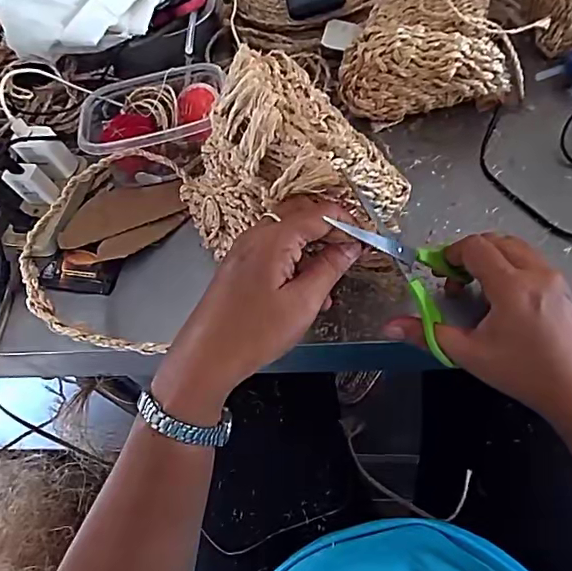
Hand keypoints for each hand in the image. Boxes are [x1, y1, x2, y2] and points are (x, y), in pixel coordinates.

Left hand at [153, 198, 360, 424]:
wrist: (206, 357)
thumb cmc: (253, 333)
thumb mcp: (303, 302)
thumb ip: (329, 269)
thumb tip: (349, 247)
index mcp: (272, 239)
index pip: (318, 213)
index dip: (346, 222)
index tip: (365, 237)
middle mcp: (255, 236)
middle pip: (301, 217)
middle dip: (330, 230)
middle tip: (352, 251)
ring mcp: (244, 250)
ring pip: (288, 235)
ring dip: (313, 249)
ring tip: (333, 278)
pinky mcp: (239, 266)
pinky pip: (274, 251)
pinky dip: (295, 261)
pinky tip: (308, 289)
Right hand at [382, 233, 571, 426]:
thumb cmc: (529, 374)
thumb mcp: (469, 355)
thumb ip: (427, 334)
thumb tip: (394, 326)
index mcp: (512, 286)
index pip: (475, 247)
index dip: (451, 254)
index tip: (439, 271)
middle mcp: (536, 274)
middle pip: (496, 241)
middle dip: (469, 254)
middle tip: (454, 279)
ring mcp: (555, 279)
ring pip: (516, 249)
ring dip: (491, 258)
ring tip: (477, 289)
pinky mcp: (564, 289)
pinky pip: (532, 262)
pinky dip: (511, 267)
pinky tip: (502, 299)